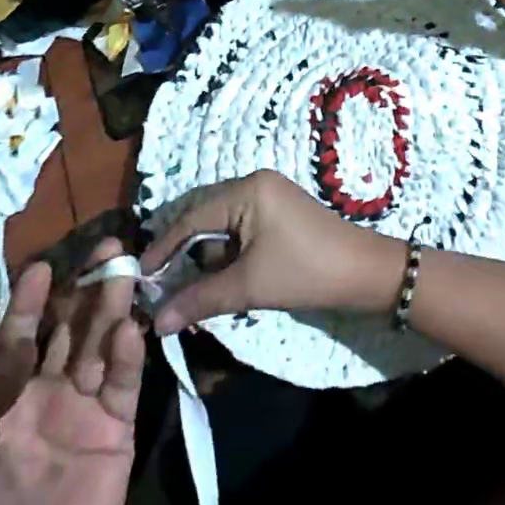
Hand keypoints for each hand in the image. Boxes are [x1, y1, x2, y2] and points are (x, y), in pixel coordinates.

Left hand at [0, 240, 146, 504]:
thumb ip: (0, 380)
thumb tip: (20, 332)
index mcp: (3, 395)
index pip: (20, 334)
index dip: (32, 300)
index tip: (45, 264)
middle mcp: (47, 393)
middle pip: (71, 330)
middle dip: (86, 289)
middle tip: (109, 248)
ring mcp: (84, 409)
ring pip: (101, 346)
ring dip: (112, 308)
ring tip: (125, 270)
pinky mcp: (116, 429)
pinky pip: (123, 384)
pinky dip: (128, 356)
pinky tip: (129, 328)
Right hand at [139, 170, 405, 333]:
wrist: (364, 273)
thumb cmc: (305, 272)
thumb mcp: (248, 286)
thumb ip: (200, 299)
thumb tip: (157, 321)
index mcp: (247, 190)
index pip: (192, 218)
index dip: (163, 249)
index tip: (139, 276)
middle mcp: (256, 183)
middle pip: (205, 221)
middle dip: (189, 259)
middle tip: (169, 291)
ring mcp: (271, 196)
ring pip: (223, 229)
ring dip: (212, 262)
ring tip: (207, 295)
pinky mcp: (280, 212)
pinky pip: (243, 230)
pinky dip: (232, 256)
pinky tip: (232, 281)